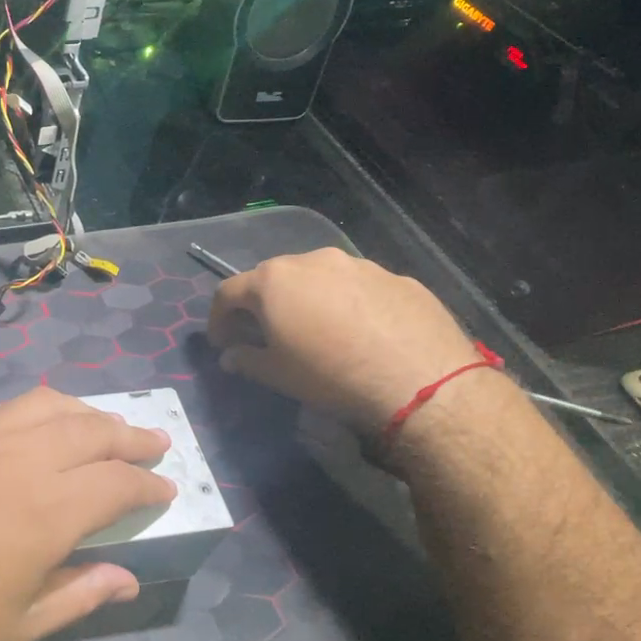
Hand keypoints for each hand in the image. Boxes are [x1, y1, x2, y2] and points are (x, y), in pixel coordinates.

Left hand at [0, 387, 175, 640]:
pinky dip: (29, 413)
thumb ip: (79, 593)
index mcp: (48, 507)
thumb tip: (126, 579)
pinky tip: (30, 428)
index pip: (117, 481)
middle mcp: (17, 457)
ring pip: (42, 405)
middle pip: (88, 429)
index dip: (148, 484)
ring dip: (81, 412)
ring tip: (98, 425)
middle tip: (151, 442)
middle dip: (128, 435)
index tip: (164, 489)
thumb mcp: (17, 627)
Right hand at [206, 248, 482, 433]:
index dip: (219, 319)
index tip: (223, 344)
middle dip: (263, 305)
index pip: (228, 292)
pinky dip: (348, 304)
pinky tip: (361, 334)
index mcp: (274, 281)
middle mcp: (312, 261)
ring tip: (319, 333)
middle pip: (274, 278)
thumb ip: (246, 360)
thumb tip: (230, 356)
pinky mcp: (396, 277)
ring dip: (308, 300)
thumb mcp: (278, 375)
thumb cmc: (332, 376)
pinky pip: (358, 287)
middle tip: (267, 334)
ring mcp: (358, 265)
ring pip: (319, 278)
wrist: (421, 380)